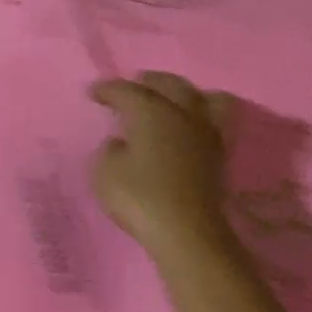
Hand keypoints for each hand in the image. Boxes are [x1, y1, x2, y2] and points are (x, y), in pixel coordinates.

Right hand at [90, 71, 240, 263]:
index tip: (93, 91)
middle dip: (150, 81)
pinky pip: (211, 119)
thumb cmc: (138, 197)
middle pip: (171, 85)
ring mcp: (207, 133)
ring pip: (202, 97)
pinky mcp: (218, 154)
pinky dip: (197, 114)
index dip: (109, 89)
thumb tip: (122, 141)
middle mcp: (185, 114)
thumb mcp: (105, 172)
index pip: (129, 92)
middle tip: (134, 83)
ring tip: (171, 99)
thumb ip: (110, 150)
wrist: (185, 230)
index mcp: (153, 113)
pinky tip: (186, 125)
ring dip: (184, 92)